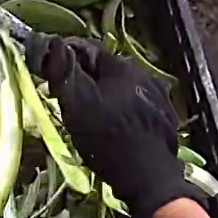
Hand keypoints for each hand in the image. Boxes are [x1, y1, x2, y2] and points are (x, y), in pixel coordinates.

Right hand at [30, 35, 194, 217]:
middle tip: (69, 100)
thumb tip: (54, 43)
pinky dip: (123, 113)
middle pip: (106, 71)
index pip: (86, 51)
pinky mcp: (165, 118)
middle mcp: (144, 74)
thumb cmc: (107, 136)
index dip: (65, 62)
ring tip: (92, 118)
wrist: (147, 175)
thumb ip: (63, 71)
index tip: (51, 77)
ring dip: (106, 97)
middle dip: (86, 81)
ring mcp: (159, 97)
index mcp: (120, 65)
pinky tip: (116, 130)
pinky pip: (136, 108)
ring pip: (123, 89)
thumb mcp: (76, 103)